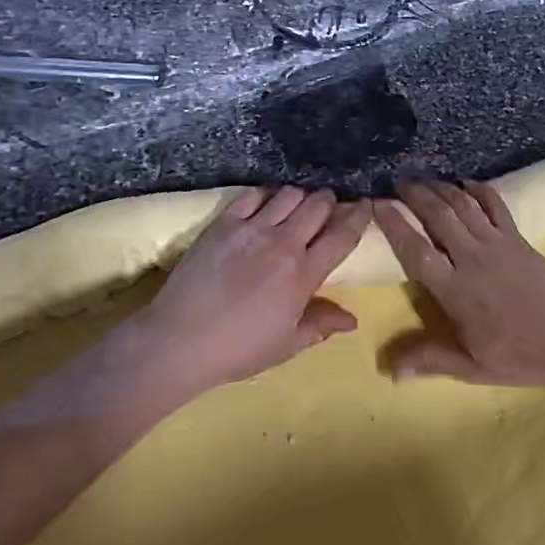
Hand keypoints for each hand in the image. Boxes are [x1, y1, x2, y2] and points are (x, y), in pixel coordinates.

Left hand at [130, 187, 370, 394]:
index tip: (366, 205)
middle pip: (318, 205)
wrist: (179, 340)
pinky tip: (265, 207)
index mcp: (303, 275)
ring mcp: (251, 229)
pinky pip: (253, 195)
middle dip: (330, 202)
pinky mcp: (223, 223)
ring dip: (301, 197)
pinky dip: (267, 196)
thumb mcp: (286, 344)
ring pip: (289, 194)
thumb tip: (352, 320)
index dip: (358, 217)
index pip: (342, 236)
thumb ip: (321, 325)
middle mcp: (282, 243)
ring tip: (297, 208)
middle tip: (328, 208)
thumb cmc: (238, 349)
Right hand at [375, 181, 544, 387]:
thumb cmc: (520, 356)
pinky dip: (480, 190)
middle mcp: (473, 260)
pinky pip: (496, 206)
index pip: (416, 251)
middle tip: (398, 184)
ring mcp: (498, 245)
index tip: (378, 205)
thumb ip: (431, 360)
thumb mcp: (473, 368)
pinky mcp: (518, 239)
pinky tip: (467, 182)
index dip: (395, 225)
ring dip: (442, 189)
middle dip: (416, 196)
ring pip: (464, 207)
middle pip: (438, 217)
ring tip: (424, 180)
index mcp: (456, 291)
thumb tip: (391, 370)